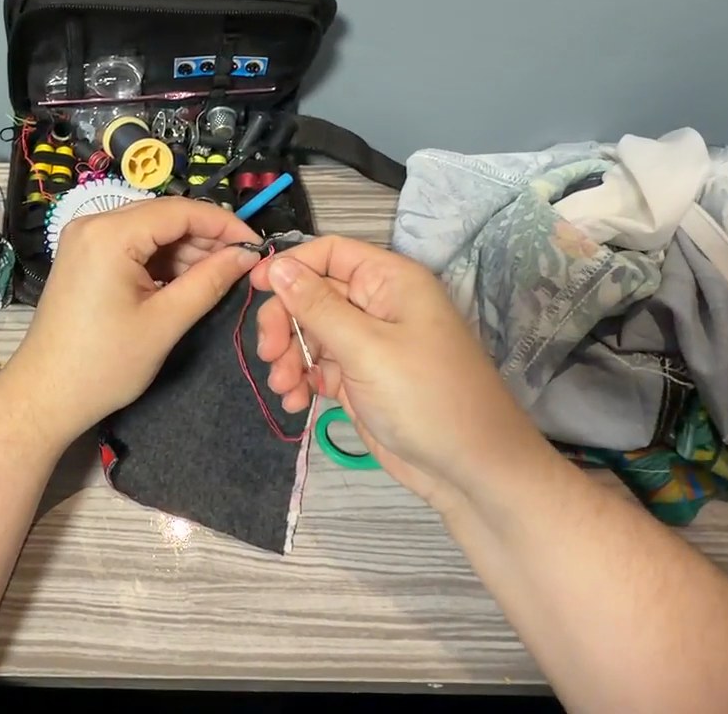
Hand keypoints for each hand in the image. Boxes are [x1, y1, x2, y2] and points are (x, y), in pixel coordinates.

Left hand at [1, 197, 260, 443]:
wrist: (45, 394)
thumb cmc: (104, 363)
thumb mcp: (165, 322)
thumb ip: (209, 281)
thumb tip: (247, 256)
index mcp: (110, 233)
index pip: (180, 210)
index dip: (224, 225)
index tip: (258, 247)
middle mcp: (93, 223)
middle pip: (164, 216)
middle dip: (206, 238)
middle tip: (242, 266)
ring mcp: (85, 238)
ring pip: (150, 230)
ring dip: (185, 250)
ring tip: (219, 278)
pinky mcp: (83, 256)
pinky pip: (132, 245)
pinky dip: (161, 260)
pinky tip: (186, 281)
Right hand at [248, 237, 552, 513]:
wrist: (472, 473)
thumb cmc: (427, 398)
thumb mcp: (367, 348)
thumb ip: (317, 305)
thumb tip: (276, 266)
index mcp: (390, 282)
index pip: (330, 254)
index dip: (291, 266)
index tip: (256, 289)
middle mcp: (377, 305)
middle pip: (311, 294)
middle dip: (285, 323)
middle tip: (269, 354)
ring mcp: (367, 343)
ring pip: (308, 332)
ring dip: (289, 357)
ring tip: (284, 388)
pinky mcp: (359, 378)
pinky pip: (317, 366)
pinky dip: (301, 380)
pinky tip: (295, 401)